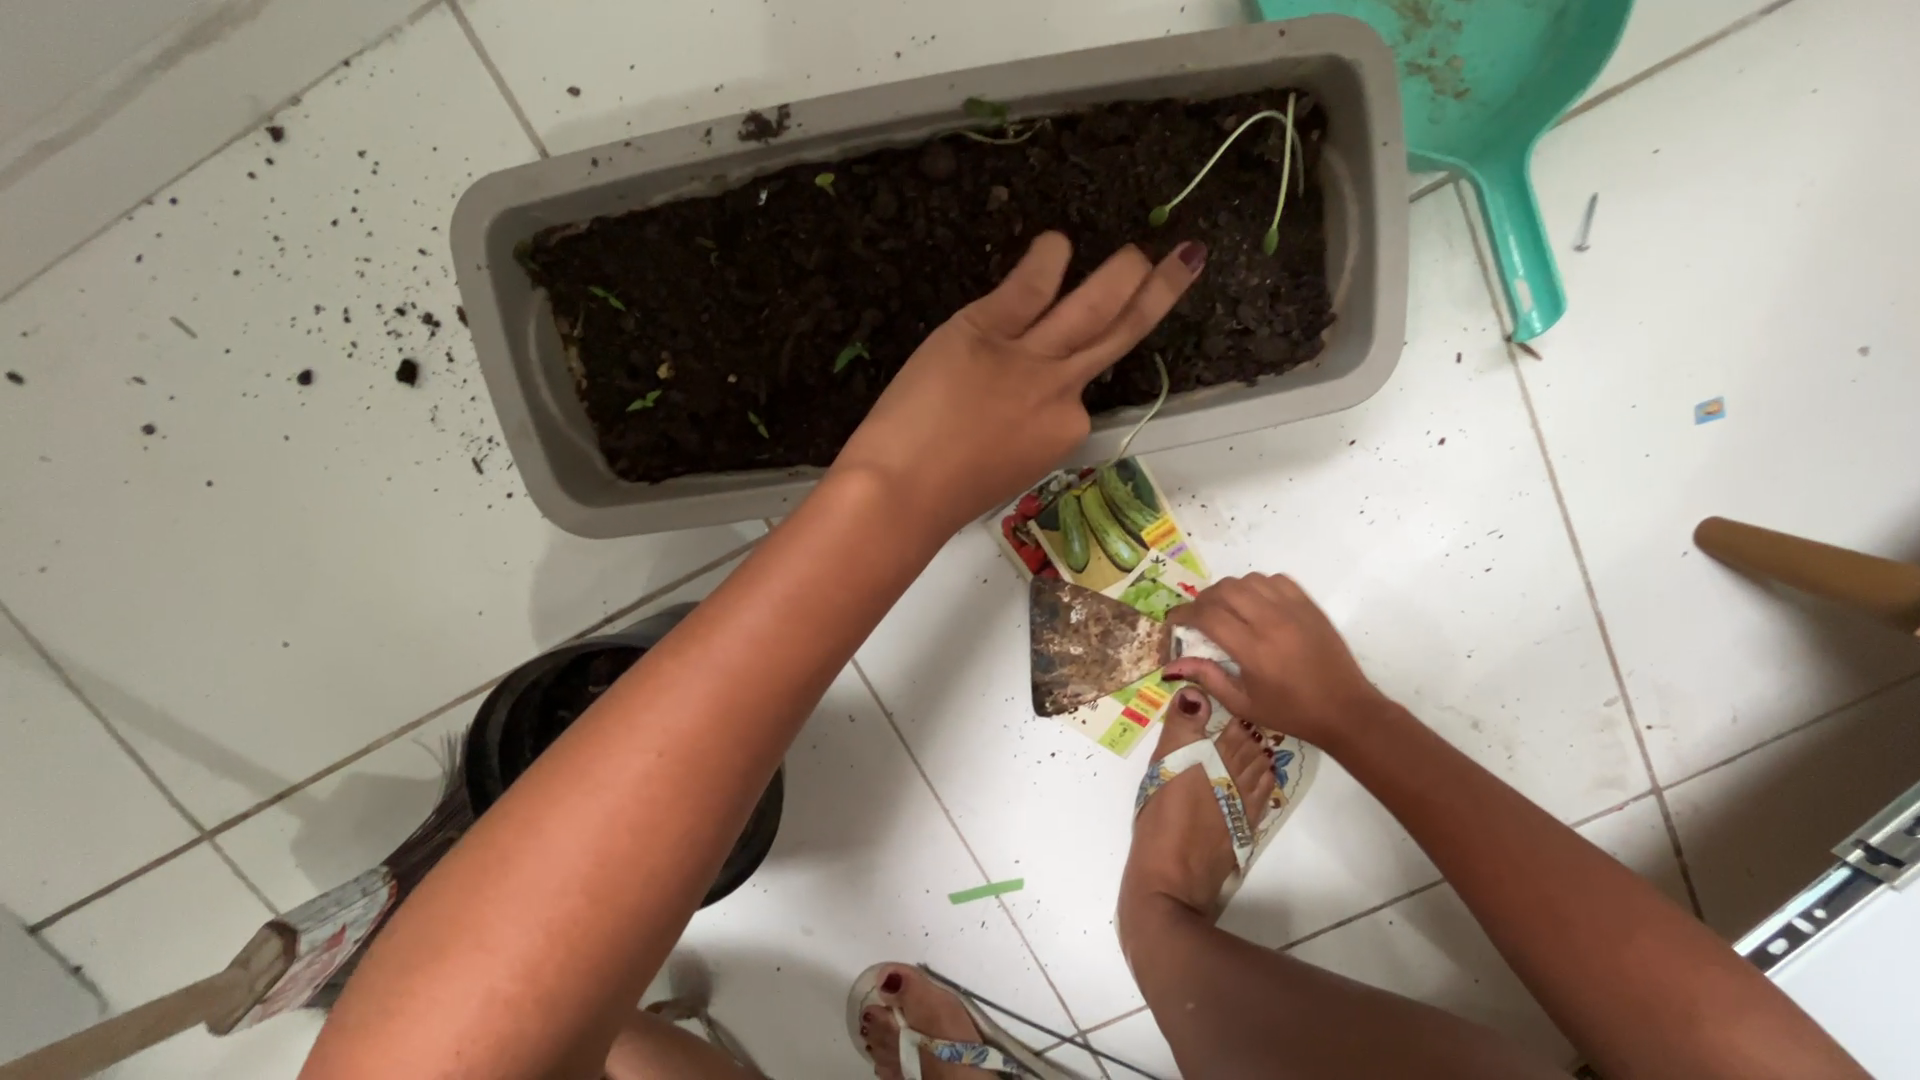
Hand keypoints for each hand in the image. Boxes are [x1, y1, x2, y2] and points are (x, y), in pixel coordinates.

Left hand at [833, 231, 1204, 535]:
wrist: (903, 492)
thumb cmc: (941, 496)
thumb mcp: (1002, 473)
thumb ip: (1020, 437)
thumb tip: (1015, 413)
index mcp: (1063, 433)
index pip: (1081, 396)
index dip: (1065, 387)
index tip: (1041, 391)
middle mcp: (1061, 391)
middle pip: (1118, 336)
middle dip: (1154, 296)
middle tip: (1183, 261)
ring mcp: (1029, 357)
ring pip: (1093, 308)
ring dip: (1125, 274)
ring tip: (1144, 250)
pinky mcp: (986, 326)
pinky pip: (1029, 285)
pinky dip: (1047, 258)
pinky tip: (1057, 242)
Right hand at [1163, 574, 1392, 748]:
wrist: (1346, 711)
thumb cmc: (1291, 712)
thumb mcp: (1243, 704)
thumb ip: (1207, 678)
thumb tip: (1173, 663)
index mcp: (1253, 650)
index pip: (1207, 616)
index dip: (1184, 614)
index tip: (1174, 621)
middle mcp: (1272, 622)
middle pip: (1225, 590)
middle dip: (1203, 600)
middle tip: (1198, 616)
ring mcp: (1294, 610)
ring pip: (1249, 580)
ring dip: (1229, 591)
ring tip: (1226, 609)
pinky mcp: (1309, 606)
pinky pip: (1275, 580)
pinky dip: (1258, 586)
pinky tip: (1256, 604)